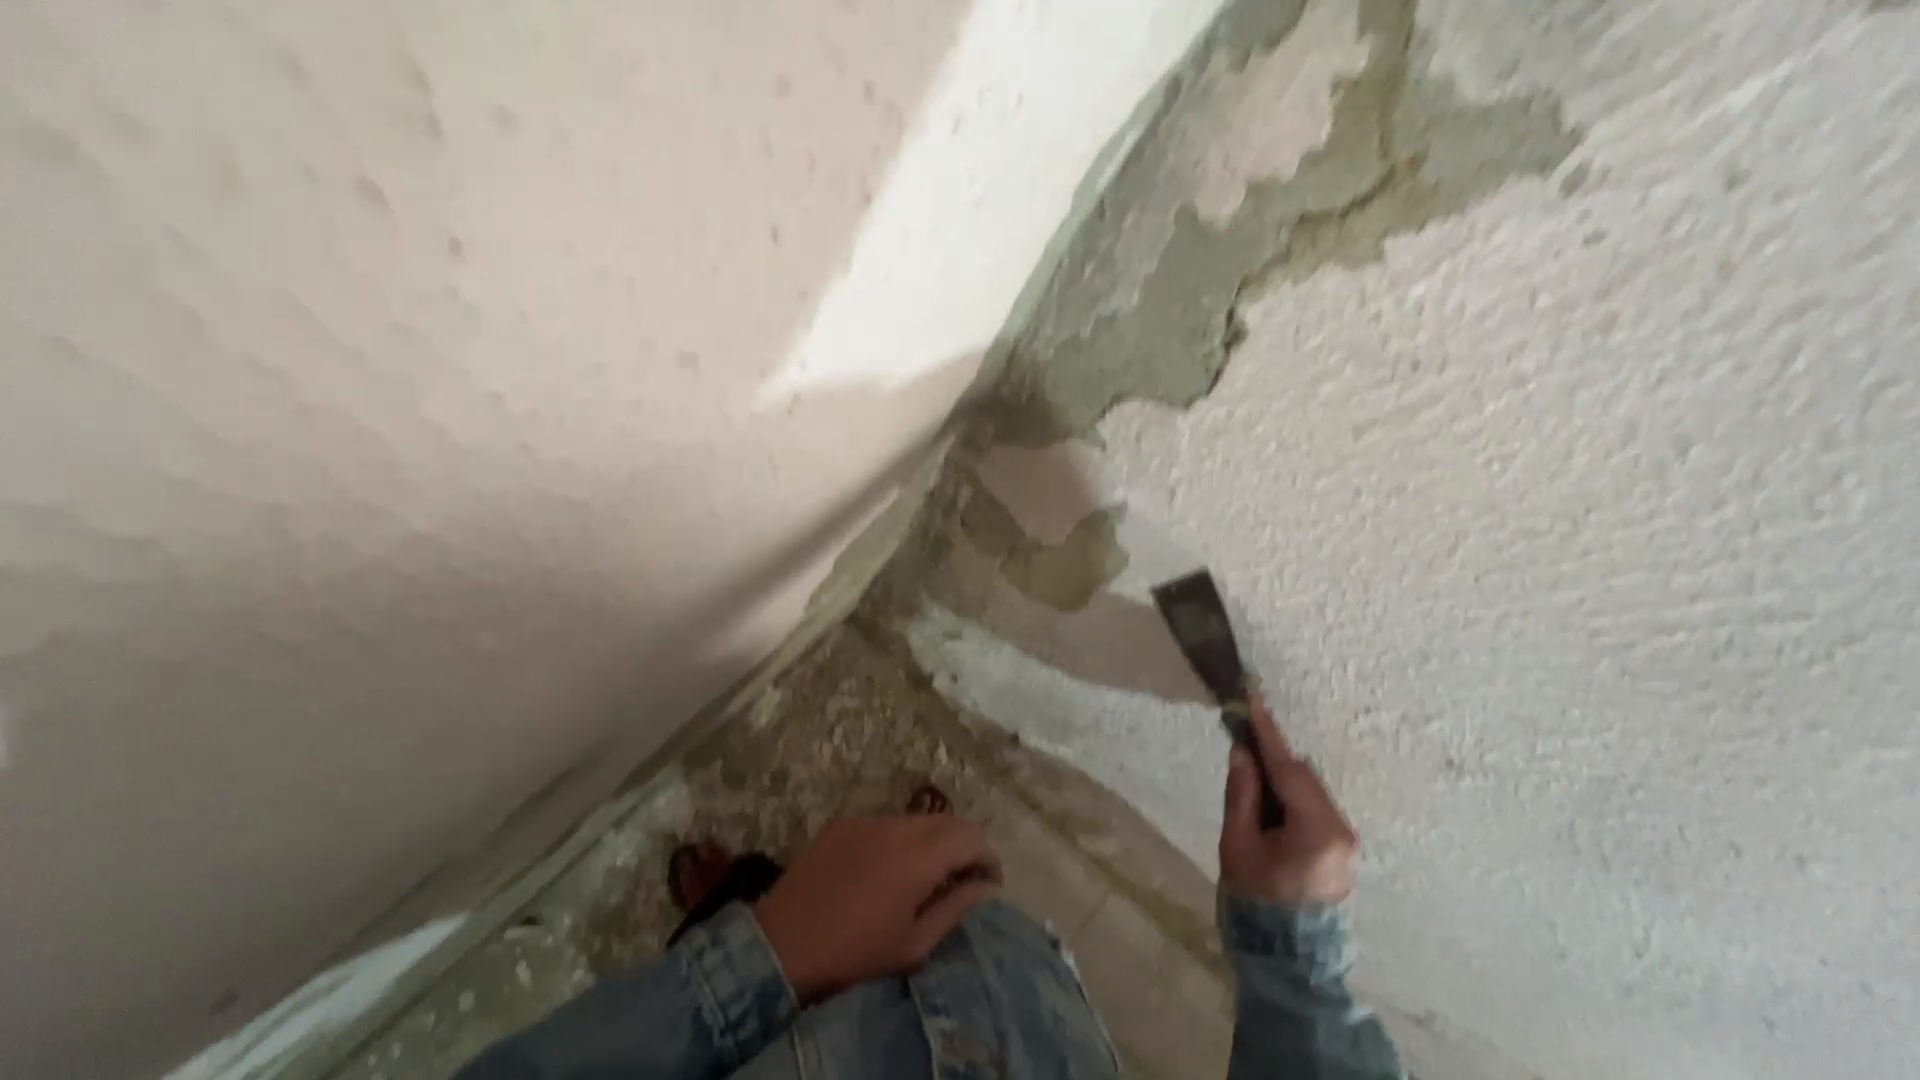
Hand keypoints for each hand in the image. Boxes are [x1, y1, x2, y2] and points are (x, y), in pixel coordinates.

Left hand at [753, 815, 1001, 1005]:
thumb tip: (986, 887)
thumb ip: (956, 909)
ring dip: (933, 841)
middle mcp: (896, 827)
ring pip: (917, 819)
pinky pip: (886, 823)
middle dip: (965, 846)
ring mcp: (867, 820)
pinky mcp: (844, 823)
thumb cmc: (853, 954)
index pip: (973, 837)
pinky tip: (888, 870)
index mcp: (919, 857)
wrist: (781, 944)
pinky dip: (901, 839)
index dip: (988, 858)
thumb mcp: (913, 945)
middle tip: (963, 880)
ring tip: (926, 876)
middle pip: (949, 821)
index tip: (989, 885)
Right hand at [1218, 698, 1360, 906]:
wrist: (1285, 952)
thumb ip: (1242, 793)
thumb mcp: (1237, 843)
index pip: (1289, 771)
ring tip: (1251, 773)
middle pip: (1304, 778)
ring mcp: (1348, 841)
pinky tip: (1270, 800)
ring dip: (1282, 778)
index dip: (1268, 735)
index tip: (1253, 701)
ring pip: (1310, 791)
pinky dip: (1292, 798)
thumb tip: (1243, 751)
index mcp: (1317, 831)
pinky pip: (1316, 808)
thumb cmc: (1254, 897)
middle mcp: (1342, 831)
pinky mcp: (1343, 848)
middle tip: (1242, 738)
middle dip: (1273, 758)